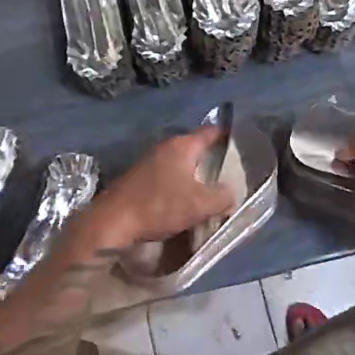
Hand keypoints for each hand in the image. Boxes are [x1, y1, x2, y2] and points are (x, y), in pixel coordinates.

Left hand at [87, 126, 236, 245]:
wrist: (112, 223)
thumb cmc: (159, 206)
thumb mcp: (200, 204)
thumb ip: (223, 196)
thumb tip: (230, 195)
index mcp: (182, 146)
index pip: (211, 132)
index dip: (228, 135)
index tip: (242, 143)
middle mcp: (164, 148)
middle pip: (196, 150)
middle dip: (213, 161)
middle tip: (232, 176)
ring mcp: (149, 163)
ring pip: (181, 166)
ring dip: (195, 177)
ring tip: (211, 193)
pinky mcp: (138, 180)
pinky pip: (168, 178)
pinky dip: (180, 187)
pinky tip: (185, 203)